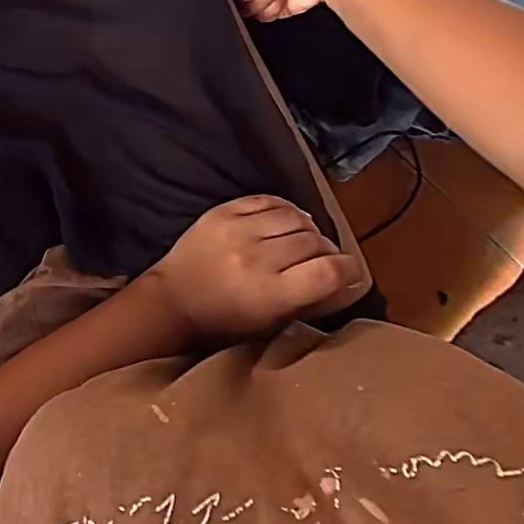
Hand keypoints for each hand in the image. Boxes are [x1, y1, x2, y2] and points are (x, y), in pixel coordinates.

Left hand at [145, 195, 369, 339]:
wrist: (172, 300)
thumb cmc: (223, 322)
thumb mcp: (270, 324)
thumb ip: (309, 300)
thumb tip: (348, 279)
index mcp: (268, 294)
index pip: (327, 271)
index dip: (349, 268)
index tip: (350, 271)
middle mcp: (254, 258)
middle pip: (314, 242)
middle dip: (325, 251)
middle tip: (321, 260)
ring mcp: (237, 230)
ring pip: (295, 217)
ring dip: (307, 229)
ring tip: (302, 241)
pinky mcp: (223, 211)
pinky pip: (269, 199)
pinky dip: (285, 209)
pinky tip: (286, 221)